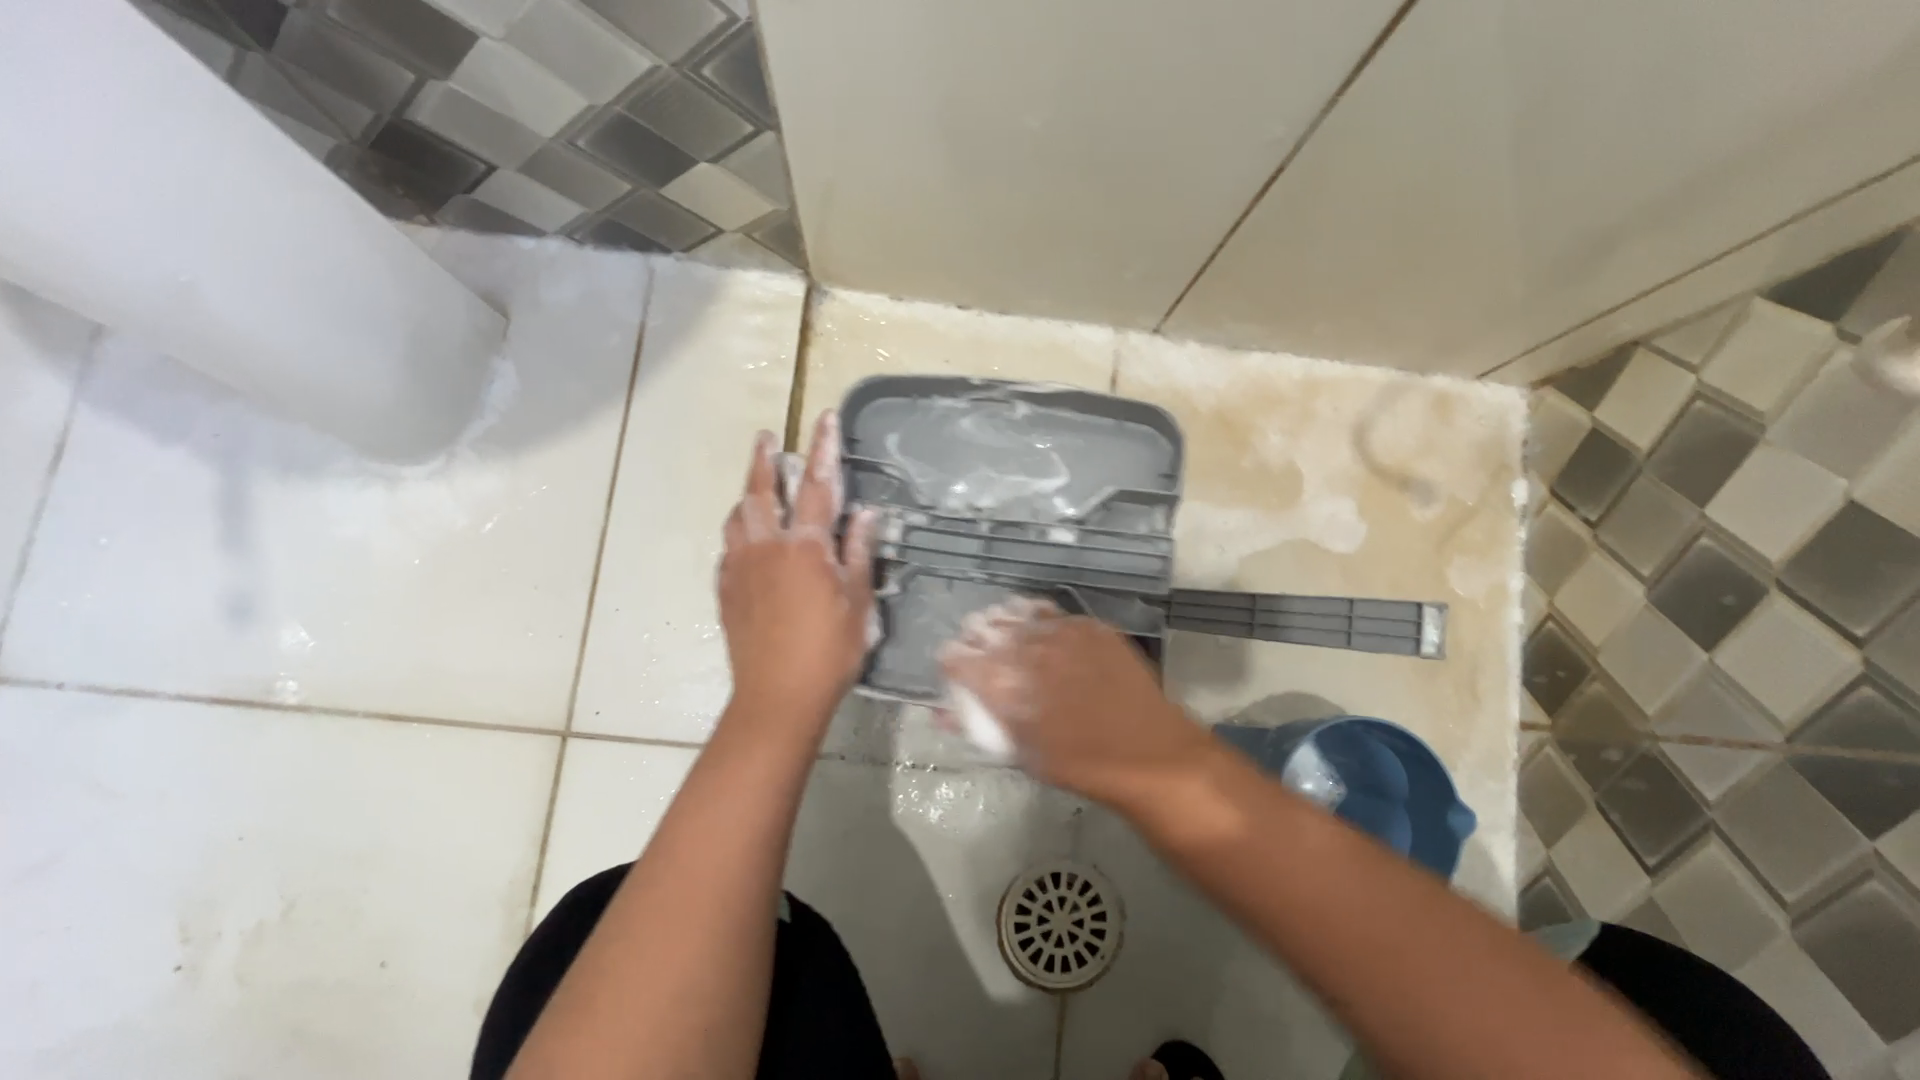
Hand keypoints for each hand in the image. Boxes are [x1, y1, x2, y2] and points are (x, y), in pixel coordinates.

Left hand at [717, 412, 876, 737]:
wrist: (777, 696)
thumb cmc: (828, 652)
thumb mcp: (858, 604)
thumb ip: (859, 554)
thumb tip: (866, 514)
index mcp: (805, 547)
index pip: (817, 486)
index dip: (823, 449)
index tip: (825, 418)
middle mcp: (767, 547)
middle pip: (762, 491)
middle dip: (765, 460)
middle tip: (766, 438)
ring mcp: (741, 567)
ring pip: (738, 517)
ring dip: (747, 493)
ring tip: (754, 486)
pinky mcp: (727, 590)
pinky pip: (728, 548)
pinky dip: (737, 531)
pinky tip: (744, 538)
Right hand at [938, 600, 1210, 804]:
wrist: (1149, 753)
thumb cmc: (1079, 763)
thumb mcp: (1020, 753)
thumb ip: (978, 725)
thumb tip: (942, 713)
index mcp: (1004, 682)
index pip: (957, 658)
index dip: (951, 661)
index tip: (952, 668)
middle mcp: (1027, 648)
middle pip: (984, 628)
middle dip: (975, 639)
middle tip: (979, 653)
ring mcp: (1062, 632)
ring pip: (1016, 613)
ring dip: (1004, 624)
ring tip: (1006, 638)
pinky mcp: (1091, 627)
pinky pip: (1052, 614)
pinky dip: (1038, 620)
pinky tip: (1041, 633)